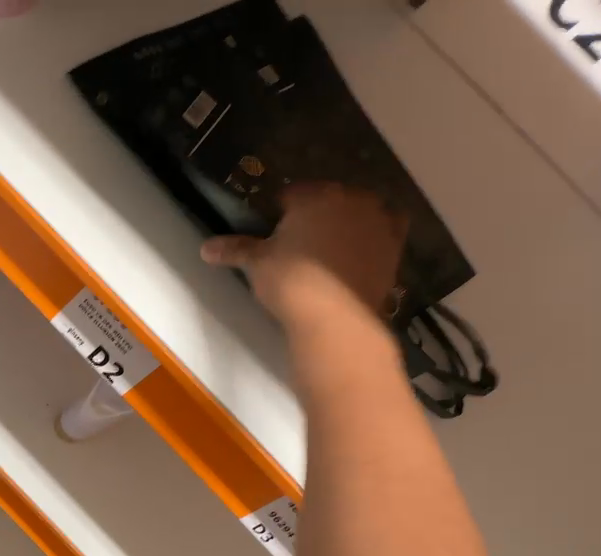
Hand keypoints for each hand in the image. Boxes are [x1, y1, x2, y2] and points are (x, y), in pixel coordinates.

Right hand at [200, 182, 406, 329]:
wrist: (335, 316)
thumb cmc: (290, 281)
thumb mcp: (256, 264)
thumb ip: (234, 250)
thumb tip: (205, 247)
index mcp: (315, 196)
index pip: (290, 194)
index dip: (277, 211)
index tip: (269, 231)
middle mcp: (351, 198)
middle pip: (327, 200)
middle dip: (313, 215)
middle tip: (296, 243)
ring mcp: (379, 218)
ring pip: (356, 212)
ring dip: (343, 223)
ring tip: (326, 250)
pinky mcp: (395, 242)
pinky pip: (383, 229)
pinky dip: (370, 235)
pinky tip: (358, 251)